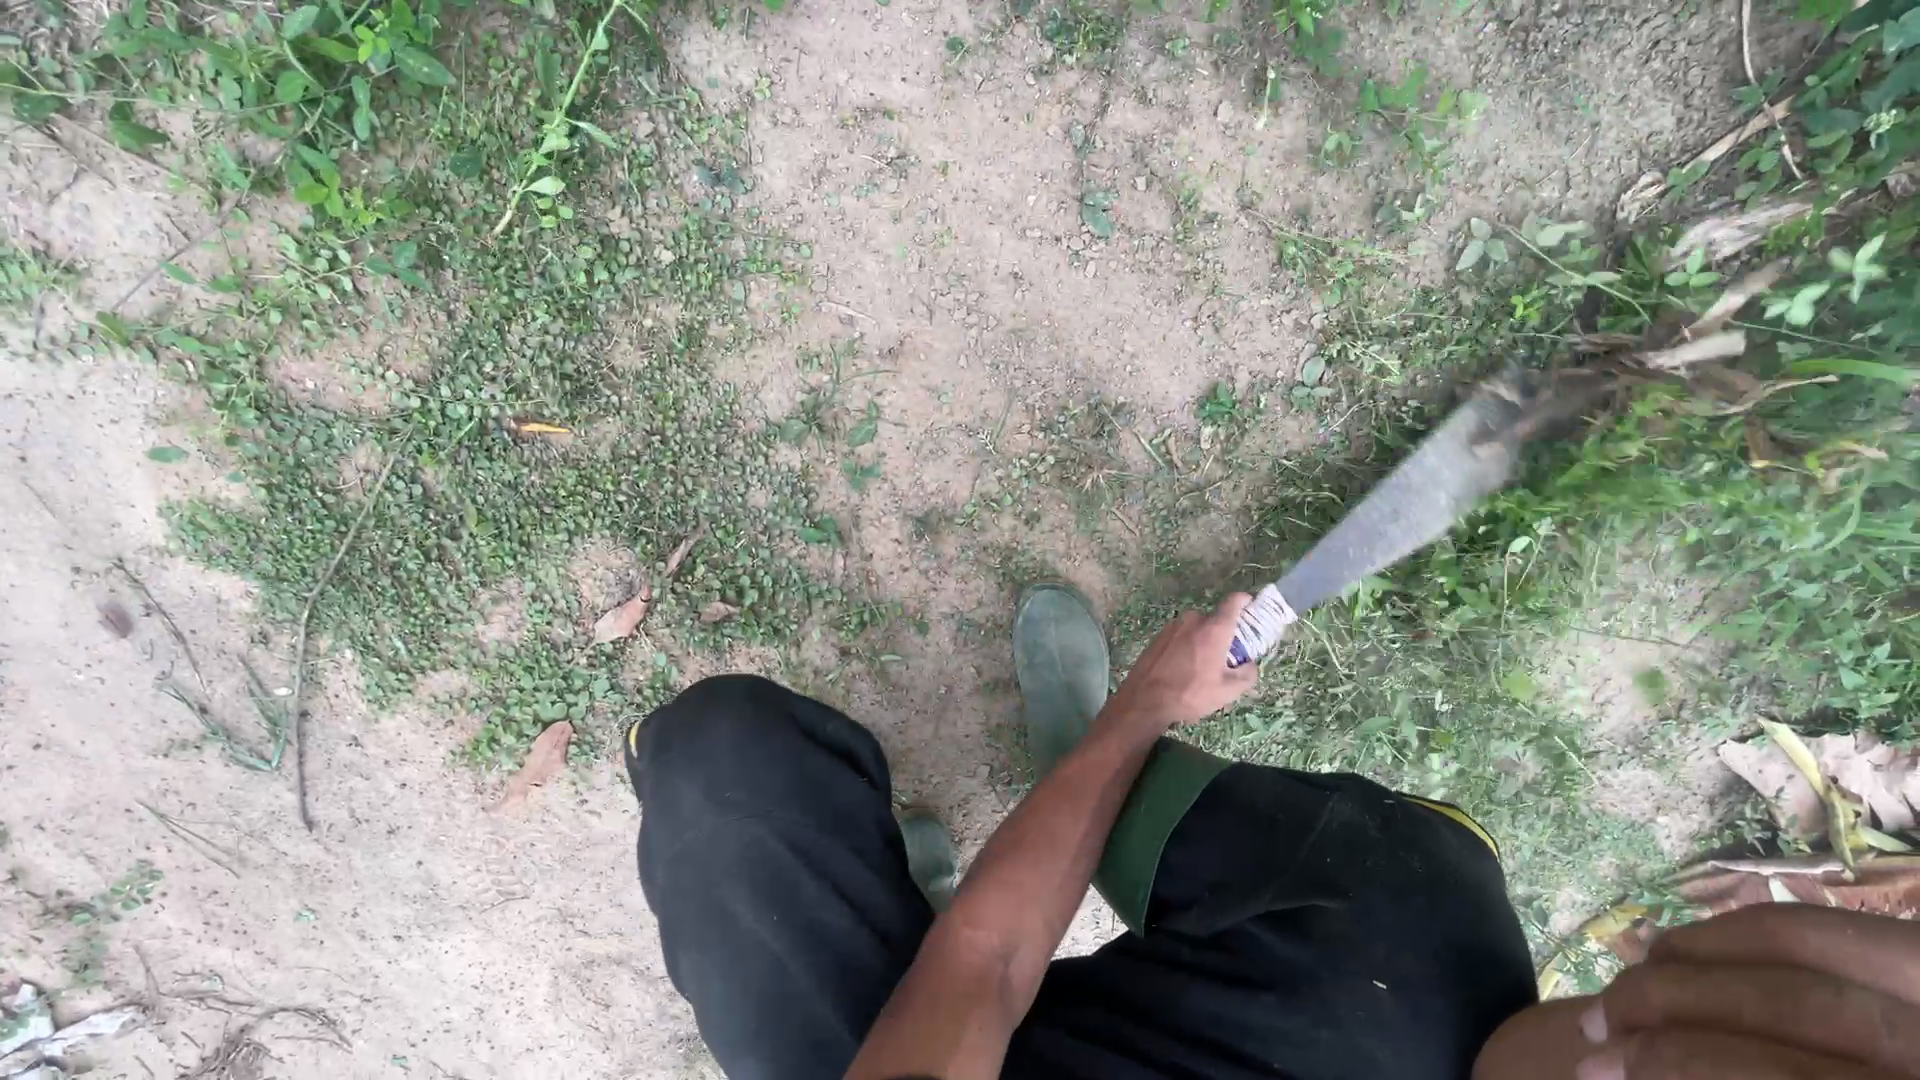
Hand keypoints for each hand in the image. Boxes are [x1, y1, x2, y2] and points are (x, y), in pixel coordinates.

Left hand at [1100, 593, 1258, 731]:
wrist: (1144, 699)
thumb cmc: (1190, 693)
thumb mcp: (1228, 690)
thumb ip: (1247, 673)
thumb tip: (1250, 664)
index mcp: (1213, 628)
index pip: (1233, 602)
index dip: (1244, 600)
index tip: (1250, 606)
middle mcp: (1192, 620)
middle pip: (1214, 620)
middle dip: (1223, 635)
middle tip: (1226, 658)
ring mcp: (1172, 627)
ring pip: (1196, 630)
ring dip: (1202, 643)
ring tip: (1201, 669)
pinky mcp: (1157, 636)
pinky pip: (1180, 637)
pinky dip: (1186, 647)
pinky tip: (1182, 669)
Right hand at [1474, 905, 1919, 1079]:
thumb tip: (1639, 1063)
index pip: (1773, 1072)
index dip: (1667, 1062)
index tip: (1592, 1067)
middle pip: (1785, 1000)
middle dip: (1664, 1003)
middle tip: (1597, 1021)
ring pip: (1799, 938)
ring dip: (1691, 952)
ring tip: (1632, 974)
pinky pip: (1830, 925)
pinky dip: (1745, 929)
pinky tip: (1693, 948)